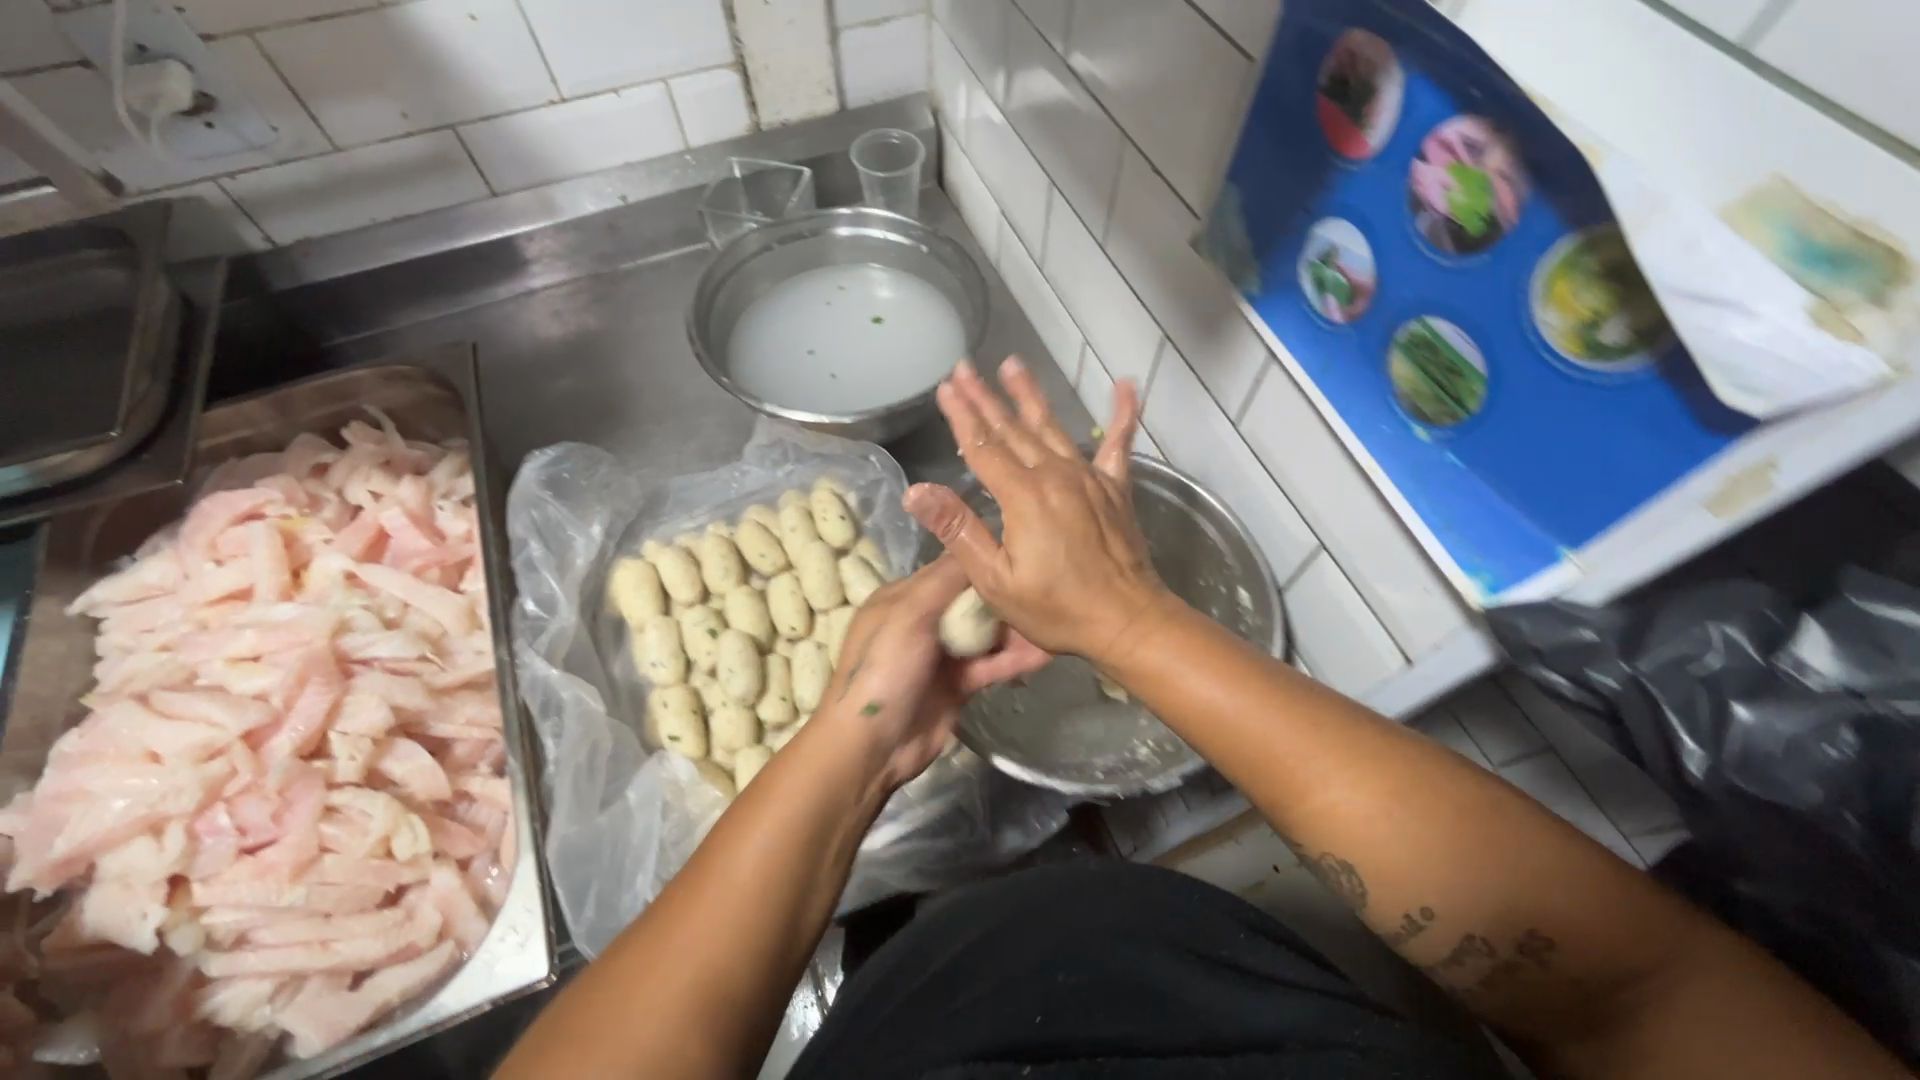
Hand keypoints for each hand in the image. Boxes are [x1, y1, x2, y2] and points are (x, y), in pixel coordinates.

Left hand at [812, 556, 1047, 791]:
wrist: (872, 747)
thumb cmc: (884, 669)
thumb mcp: (909, 613)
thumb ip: (945, 580)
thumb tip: (977, 544)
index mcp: (902, 598)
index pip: (949, 570)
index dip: (982, 561)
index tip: (1022, 554)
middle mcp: (921, 621)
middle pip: (971, 601)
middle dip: (1004, 597)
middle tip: (1046, 587)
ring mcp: (941, 654)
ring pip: (984, 633)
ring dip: (1014, 628)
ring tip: (1053, 620)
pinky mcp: (958, 684)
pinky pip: (991, 665)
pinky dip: (1014, 659)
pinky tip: (1045, 652)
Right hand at [903, 357, 1180, 664]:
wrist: (1127, 620)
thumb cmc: (1057, 609)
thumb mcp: (996, 579)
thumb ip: (959, 530)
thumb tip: (916, 491)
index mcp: (1024, 496)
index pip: (984, 446)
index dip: (961, 416)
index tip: (945, 387)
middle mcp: (1056, 475)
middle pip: (1013, 430)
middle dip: (985, 398)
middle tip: (964, 368)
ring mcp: (1090, 478)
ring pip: (1053, 427)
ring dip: (1030, 395)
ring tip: (1013, 365)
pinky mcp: (1116, 488)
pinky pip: (1119, 443)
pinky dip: (1123, 413)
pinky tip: (1126, 385)